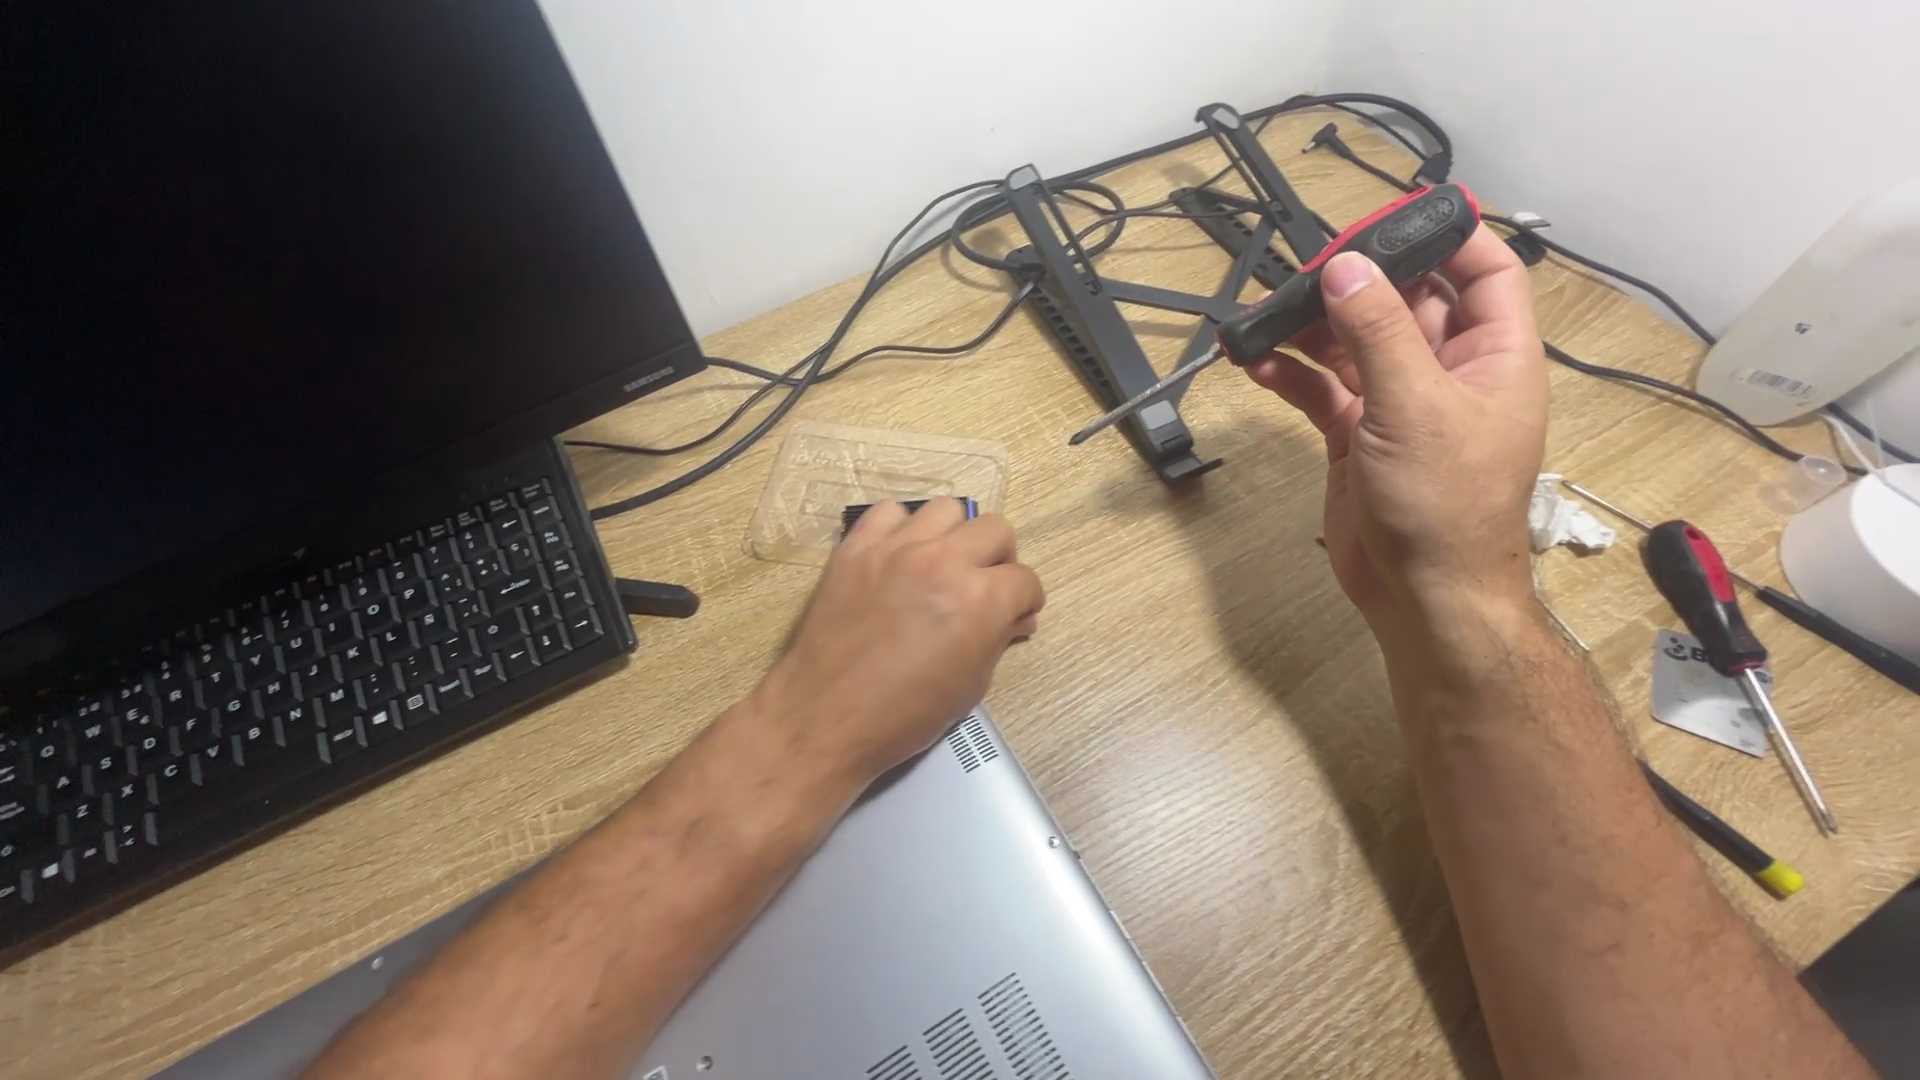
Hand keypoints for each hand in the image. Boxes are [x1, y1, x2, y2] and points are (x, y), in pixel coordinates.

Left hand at [753, 498, 1043, 785]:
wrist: (827, 716)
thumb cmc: (904, 714)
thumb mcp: (971, 685)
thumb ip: (998, 639)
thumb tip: (1016, 618)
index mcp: (980, 600)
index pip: (1025, 579)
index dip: (1026, 600)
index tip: (1017, 611)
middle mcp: (943, 562)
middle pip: (994, 529)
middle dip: (1000, 559)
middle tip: (986, 584)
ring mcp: (896, 549)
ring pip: (945, 510)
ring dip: (953, 535)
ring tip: (942, 563)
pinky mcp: (856, 548)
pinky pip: (887, 513)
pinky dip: (900, 528)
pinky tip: (899, 554)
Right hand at [1243, 226, 1547, 636]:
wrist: (1418, 591)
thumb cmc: (1442, 502)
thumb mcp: (1415, 407)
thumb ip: (1379, 333)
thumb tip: (1346, 269)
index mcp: (1491, 355)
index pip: (1483, 272)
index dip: (1445, 239)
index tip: (1387, 223)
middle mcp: (1445, 372)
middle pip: (1401, 304)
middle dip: (1354, 285)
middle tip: (1302, 274)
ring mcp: (1395, 404)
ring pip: (1351, 345)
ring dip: (1309, 331)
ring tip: (1262, 320)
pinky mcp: (1354, 434)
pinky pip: (1320, 390)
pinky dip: (1290, 376)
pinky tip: (1258, 366)